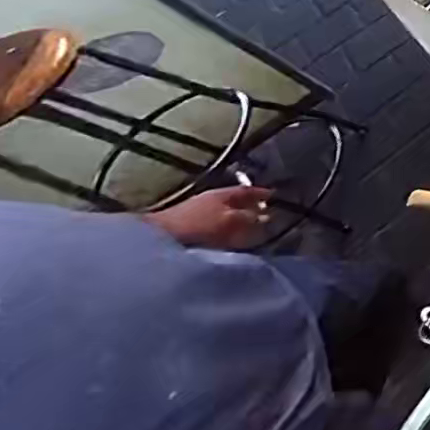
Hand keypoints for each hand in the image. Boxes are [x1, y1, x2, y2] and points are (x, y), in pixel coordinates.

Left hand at [142, 185, 272, 249]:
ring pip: (223, 213)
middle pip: (235, 201)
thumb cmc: (197, 225)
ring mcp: (194, 213)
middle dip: (250, 207)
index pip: (248, 190)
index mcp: (223, 193)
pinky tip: (225, 239)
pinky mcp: (183, 228)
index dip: (262, 193)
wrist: (154, 239)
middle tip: (264, 214)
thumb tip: (265, 217)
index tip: (275, 197)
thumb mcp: (230, 221)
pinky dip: (222, 229)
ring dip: (235, 219)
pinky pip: (211, 226)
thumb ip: (250, 218)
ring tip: (246, 229)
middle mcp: (209, 200)